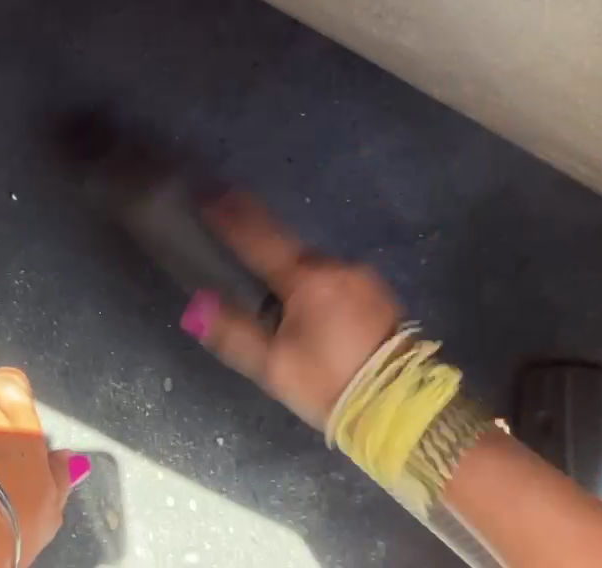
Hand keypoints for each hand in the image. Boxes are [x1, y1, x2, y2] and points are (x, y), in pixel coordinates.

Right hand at [180, 193, 401, 428]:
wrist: (406, 409)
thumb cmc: (331, 384)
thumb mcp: (275, 367)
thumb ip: (233, 332)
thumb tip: (196, 304)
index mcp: (305, 279)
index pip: (257, 235)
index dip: (229, 214)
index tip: (208, 193)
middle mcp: (333, 265)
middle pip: (285, 244)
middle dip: (257, 235)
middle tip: (229, 218)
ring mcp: (360, 275)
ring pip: (310, 260)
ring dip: (287, 261)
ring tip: (266, 272)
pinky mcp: (376, 291)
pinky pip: (331, 273)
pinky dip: (312, 276)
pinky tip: (304, 293)